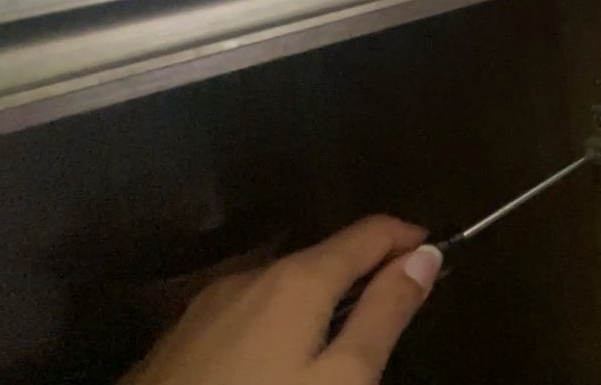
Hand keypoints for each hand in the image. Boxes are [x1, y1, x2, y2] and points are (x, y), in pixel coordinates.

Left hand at [120, 216, 441, 384]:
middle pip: (327, 259)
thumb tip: (425, 254)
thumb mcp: (342, 381)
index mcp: (298, 277)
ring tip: (329, 354)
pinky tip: (267, 374)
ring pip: (281, 290)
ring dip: (317, 306)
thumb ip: (387, 312)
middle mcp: (250, 278)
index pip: (374, 231)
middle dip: (363, 279)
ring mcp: (200, 313)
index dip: (411, 241)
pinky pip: (242, 320)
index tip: (435, 265)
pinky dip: (272, 331)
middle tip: (388, 321)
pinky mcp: (166, 351)